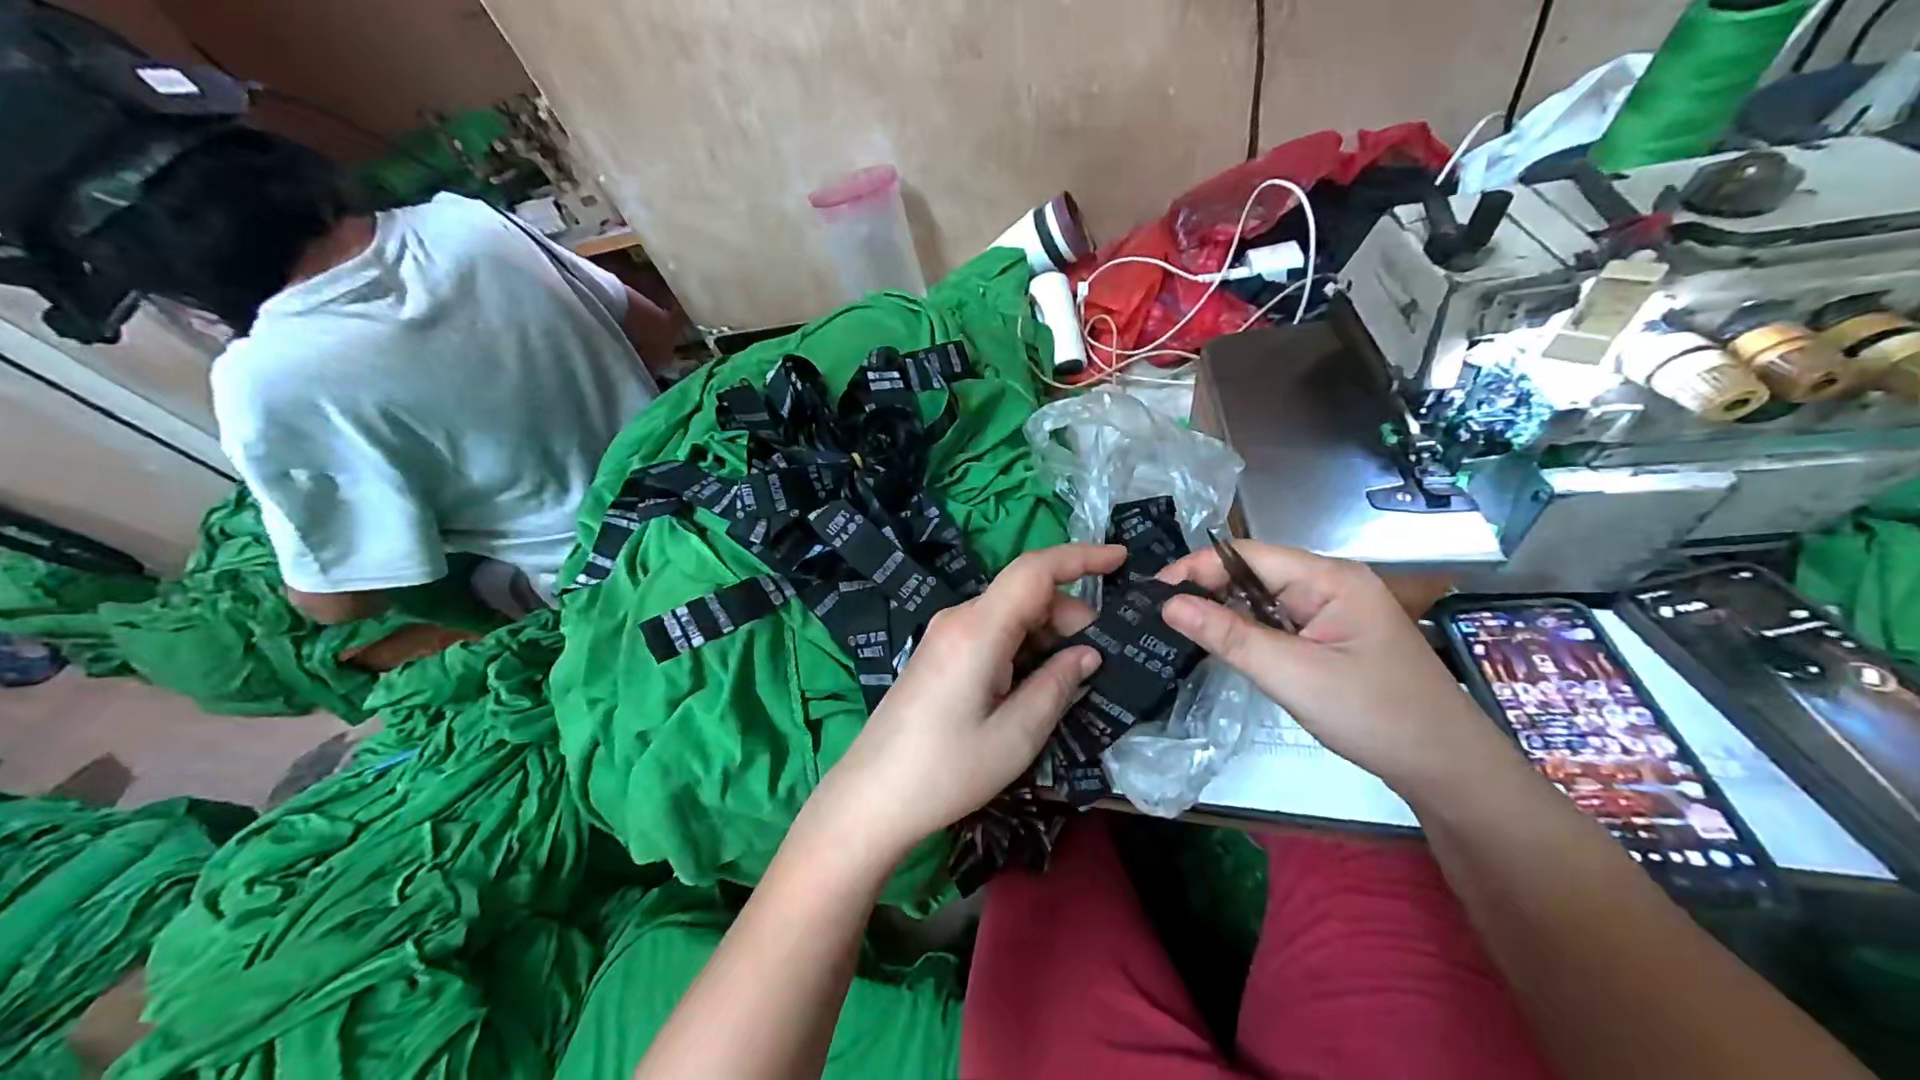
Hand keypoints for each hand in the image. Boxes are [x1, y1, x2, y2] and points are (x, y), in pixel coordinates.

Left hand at [810, 544, 1123, 859]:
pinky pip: (991, 634)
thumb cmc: (946, 771)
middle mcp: (958, 620)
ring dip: (1047, 634)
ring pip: (1010, 615)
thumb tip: (1088, 653)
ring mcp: (944, 636)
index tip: (1122, 559)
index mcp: (977, 629)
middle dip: (1069, 615)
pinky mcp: (938, 655)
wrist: (871, 798)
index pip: (1035, 570)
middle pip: (1025, 594)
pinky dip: (1022, 647)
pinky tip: (1034, 685)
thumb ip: (1056, 686)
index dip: (1081, 557)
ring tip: (1069, 680)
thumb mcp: (1015, 736)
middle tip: (1096, 661)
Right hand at [1158, 542, 1522, 799]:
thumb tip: (1169, 603)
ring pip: (1263, 598)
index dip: (1197, 567)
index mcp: (1329, 578)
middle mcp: (1331, 583)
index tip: (1154, 592)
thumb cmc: (1374, 715)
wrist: (1445, 766)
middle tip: (1161, 617)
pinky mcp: (1332, 635)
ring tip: (1181, 630)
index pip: (1247, 555)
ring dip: (1226, 612)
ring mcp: (1334, 610)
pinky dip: (1249, 631)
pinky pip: (1278, 621)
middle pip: (1254, 573)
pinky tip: (1226, 646)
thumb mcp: (1292, 675)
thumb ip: (1229, 636)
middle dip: (1208, 589)